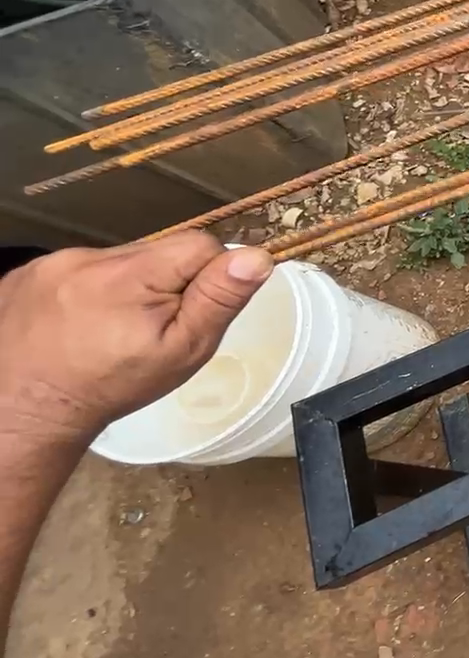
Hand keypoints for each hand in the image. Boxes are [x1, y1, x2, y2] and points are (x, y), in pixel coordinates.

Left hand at [0, 234, 272, 446]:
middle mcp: (82, 259)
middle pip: (161, 248)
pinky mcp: (21, 274)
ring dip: (134, 281)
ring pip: (125, 256)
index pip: (200, 245)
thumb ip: (221, 298)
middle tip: (157, 321)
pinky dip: (96, 286)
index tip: (193, 308)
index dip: (212, 273)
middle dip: (172, 278)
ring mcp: (44, 265)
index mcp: (126, 276)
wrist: (24, 412)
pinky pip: (85, 266)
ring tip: (117, 321)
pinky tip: (84, 318)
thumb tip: (255, 257)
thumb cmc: (116, 383)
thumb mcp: (186, 348)